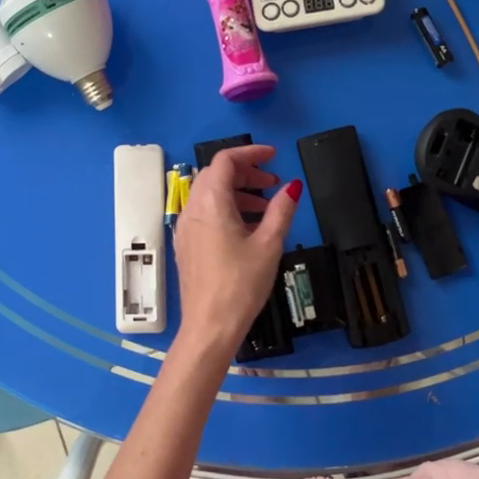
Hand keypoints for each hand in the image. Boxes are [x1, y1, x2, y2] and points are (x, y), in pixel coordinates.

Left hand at [173, 144, 298, 345]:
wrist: (210, 326)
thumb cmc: (241, 285)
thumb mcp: (269, 245)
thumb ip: (281, 210)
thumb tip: (292, 187)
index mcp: (210, 203)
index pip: (225, 160)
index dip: (251, 152)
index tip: (274, 156)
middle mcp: (192, 210)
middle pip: (215, 176)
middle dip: (245, 173)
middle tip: (273, 183)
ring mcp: (186, 229)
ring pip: (209, 196)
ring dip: (238, 193)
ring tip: (267, 208)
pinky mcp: (187, 246)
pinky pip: (205, 214)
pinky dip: (227, 210)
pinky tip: (249, 229)